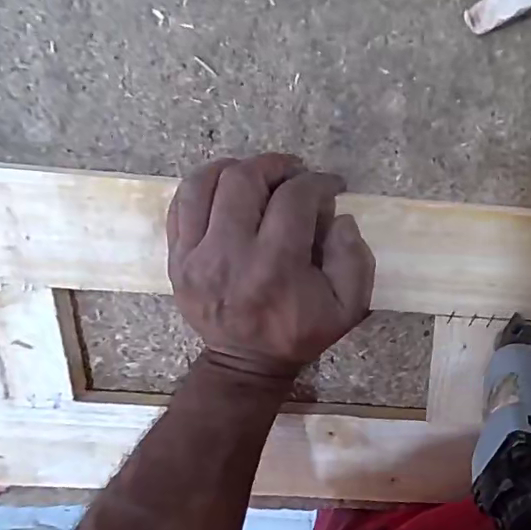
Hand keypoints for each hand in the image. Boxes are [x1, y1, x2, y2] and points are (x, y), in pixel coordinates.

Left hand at [165, 153, 375, 379]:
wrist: (245, 363)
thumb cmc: (300, 332)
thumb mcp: (347, 306)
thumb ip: (354, 258)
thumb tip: (338, 217)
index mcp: (276, 267)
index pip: (294, 199)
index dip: (318, 182)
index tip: (332, 185)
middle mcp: (229, 254)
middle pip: (245, 179)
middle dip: (277, 166)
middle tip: (296, 174)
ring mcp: (195, 255)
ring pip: (205, 183)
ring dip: (238, 168)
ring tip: (260, 177)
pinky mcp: (176, 258)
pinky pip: (181, 203)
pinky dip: (206, 186)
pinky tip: (229, 192)